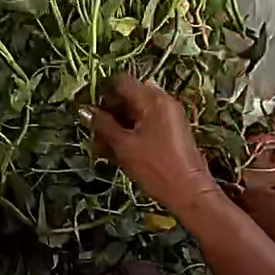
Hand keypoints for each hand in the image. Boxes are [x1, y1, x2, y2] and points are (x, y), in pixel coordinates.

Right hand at [87, 74, 224, 218]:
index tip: (90, 111)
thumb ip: (103, 125)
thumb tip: (85, 110)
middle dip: (110, 113)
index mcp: (153, 99)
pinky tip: (118, 151)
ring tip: (103, 147)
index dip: (102, 94)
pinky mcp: (171, 130)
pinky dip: (131, 132)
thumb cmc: (155, 167)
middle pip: (129, 97)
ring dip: (118, 125)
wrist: (189, 192)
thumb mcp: (124, 146)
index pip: (121, 82)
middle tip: (95, 133)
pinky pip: (146, 123)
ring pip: (136, 112)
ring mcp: (169, 115)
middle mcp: (163, 101)